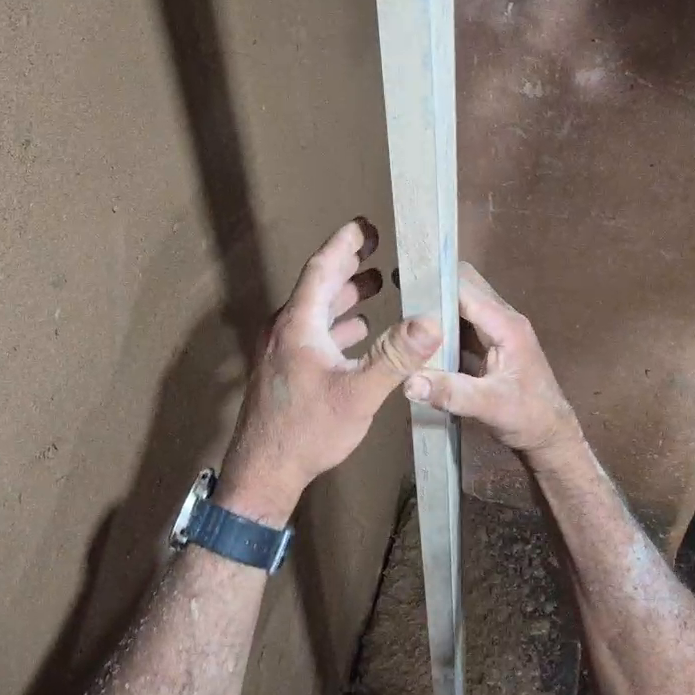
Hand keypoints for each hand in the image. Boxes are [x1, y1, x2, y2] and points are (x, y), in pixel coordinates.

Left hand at [215, 218, 443, 523]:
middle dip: (348, 264)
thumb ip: (394, 356)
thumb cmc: (308, 431)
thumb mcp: (358, 393)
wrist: (263, 470)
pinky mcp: (284, 368)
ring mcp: (281, 349)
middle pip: (318, 285)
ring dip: (345, 295)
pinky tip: (358, 331)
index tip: (365, 225)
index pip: (321, 269)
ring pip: (316, 310)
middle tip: (377, 246)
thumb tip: (431, 321)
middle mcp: (285, 329)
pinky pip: (313, 332)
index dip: (344, 244)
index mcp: (298, 324)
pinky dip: (337, 323)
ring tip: (377, 284)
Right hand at [402, 263, 582, 460]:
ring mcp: (495, 329)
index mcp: (505, 325)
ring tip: (403, 313)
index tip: (403, 286)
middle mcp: (502, 318)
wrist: (551, 436)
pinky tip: (418, 337)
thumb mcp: (490, 407)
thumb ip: (451, 393)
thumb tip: (410, 382)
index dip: (435, 284)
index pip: (465, 288)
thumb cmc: (529, 418)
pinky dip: (440, 323)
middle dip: (434, 287)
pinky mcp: (488, 343)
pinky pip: (460, 322)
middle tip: (401, 297)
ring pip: (461, 302)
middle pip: (464, 286)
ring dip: (436, 304)